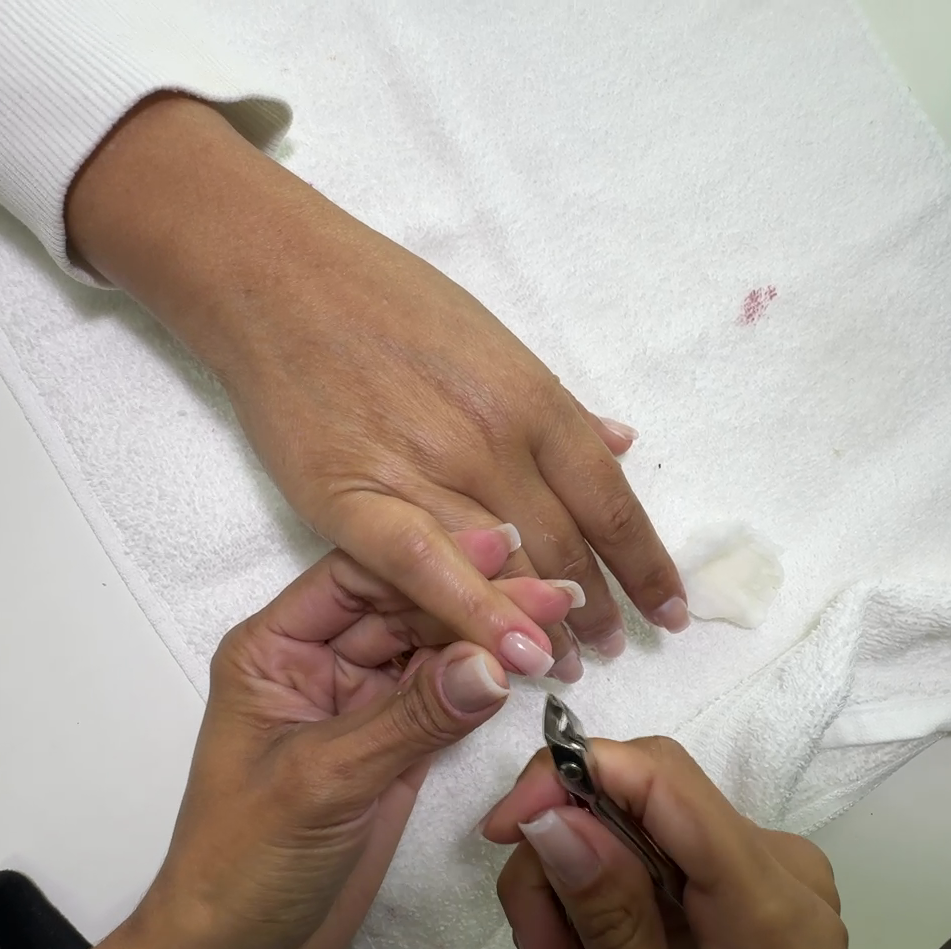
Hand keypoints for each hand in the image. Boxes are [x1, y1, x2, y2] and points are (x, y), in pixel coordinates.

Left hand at [28, 528, 575, 948]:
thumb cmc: (244, 865)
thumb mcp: (322, 780)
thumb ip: (410, 717)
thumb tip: (495, 661)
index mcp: (277, 646)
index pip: (358, 579)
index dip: (428, 561)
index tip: (501, 550)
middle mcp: (321, 659)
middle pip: (405, 610)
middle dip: (476, 601)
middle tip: (553, 591)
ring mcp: (363, 700)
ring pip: (433, 650)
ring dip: (490, 638)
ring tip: (558, 619)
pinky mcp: (396, 741)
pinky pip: (447, 697)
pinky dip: (487, 684)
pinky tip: (530, 665)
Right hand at [67, 96, 688, 683]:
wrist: (281, 281)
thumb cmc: (388, 302)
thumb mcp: (492, 339)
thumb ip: (556, 404)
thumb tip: (620, 442)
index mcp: (533, 399)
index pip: (612, 502)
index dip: (647, 565)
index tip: (669, 608)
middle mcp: (496, 440)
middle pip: (569, 546)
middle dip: (599, 608)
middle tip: (610, 649)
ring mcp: (429, 470)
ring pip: (511, 568)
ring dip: (547, 626)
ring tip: (565, 665)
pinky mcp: (358, 499)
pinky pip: (430, 570)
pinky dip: (479, 618)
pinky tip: (516, 658)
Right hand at [482, 738, 849, 948]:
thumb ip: (615, 931)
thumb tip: (554, 818)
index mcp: (776, 915)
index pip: (667, 780)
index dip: (574, 773)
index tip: (502, 829)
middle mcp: (781, 865)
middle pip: (635, 799)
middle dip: (562, 861)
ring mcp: (764, 864)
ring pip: (627, 820)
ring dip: (573, 892)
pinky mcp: (740, 871)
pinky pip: (644, 846)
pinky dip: (602, 896)